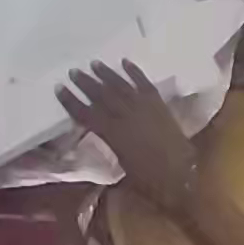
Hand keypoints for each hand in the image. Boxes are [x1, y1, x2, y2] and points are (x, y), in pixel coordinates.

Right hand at [56, 61, 197, 213]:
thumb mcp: (123, 168)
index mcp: (113, 134)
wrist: (184, 178)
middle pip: (101, 94)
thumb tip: (102, 136)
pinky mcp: (159, 104)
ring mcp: (143, 107)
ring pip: (121, 85)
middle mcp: (125, 116)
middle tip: (73, 71)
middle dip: (86, 82)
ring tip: (94, 63)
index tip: (59, 88)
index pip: (86, 113)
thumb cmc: (151, 182)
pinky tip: (125, 62)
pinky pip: (144, 83)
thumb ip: (111, 147)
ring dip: (106, 73)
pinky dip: (134, 71)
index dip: (71, 101)